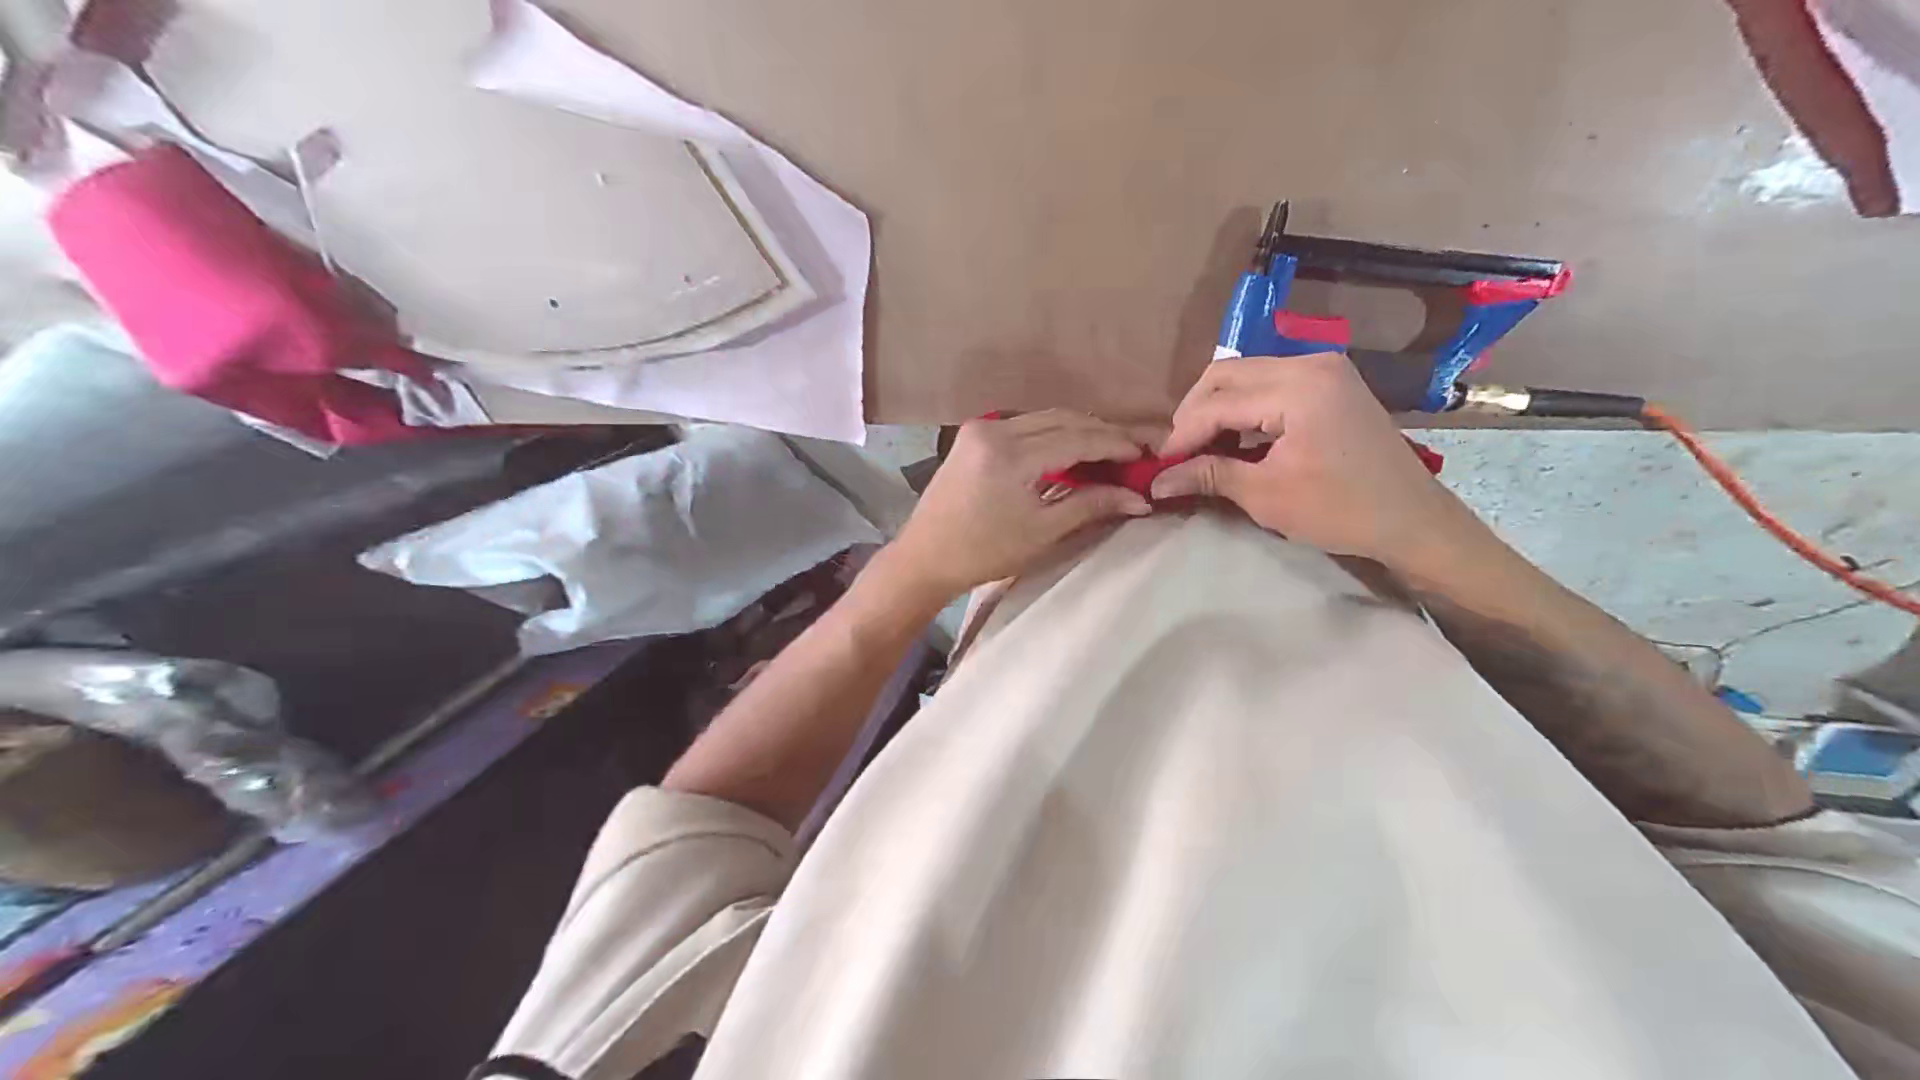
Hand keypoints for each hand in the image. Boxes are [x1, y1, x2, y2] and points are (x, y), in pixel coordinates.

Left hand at [884, 410, 1151, 598]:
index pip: (1077, 437)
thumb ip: (1091, 505)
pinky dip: (1052, 434)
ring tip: (1108, 452)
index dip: (1115, 444)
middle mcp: (994, 429)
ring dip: (1078, 431)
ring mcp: (980, 428)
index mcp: (1010, 454)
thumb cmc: (984, 552)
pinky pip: (1025, 425)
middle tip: (1132, 452)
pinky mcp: (972, 435)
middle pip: (1062, 419)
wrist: (925, 557)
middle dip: (1101, 433)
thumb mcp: (1042, 532)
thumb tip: (1139, 498)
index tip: (1145, 454)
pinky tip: (1070, 451)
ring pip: (1044, 418)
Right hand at [1149, 353, 1489, 573]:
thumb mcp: (1266, 495)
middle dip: (1193, 414)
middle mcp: (1310, 364)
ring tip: (1202, 448)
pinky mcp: (1330, 381)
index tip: (1159, 466)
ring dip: (1216, 408)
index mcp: (1298, 389)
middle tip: (1178, 453)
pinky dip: (1244, 407)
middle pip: (1225, 375)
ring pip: (1245, 375)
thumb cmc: (1341, 511)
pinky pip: (1269, 382)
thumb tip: (1157, 480)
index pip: (1217, 404)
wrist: (1413, 520)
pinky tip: (1235, 438)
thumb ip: (1208, 476)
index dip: (1181, 435)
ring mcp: (1324, 368)